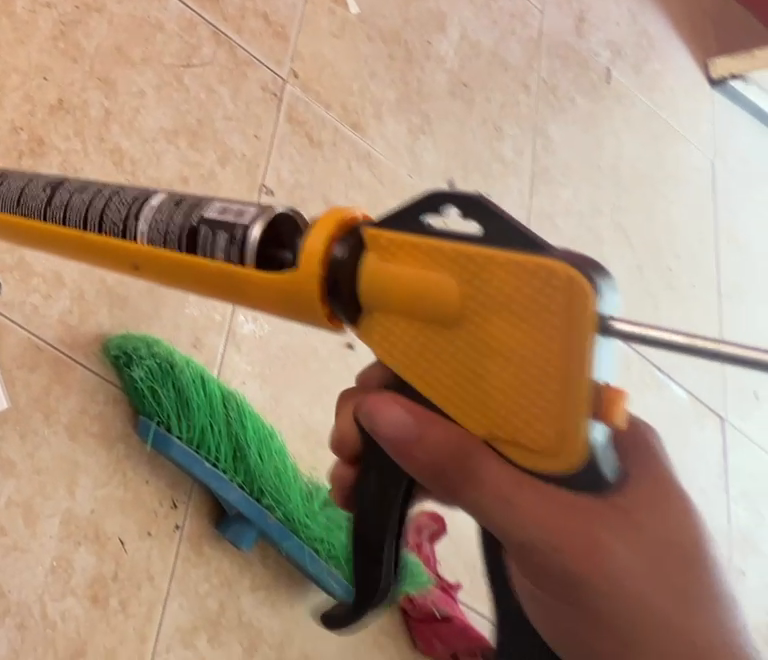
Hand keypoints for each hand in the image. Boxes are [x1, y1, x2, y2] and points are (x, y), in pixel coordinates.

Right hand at [329, 363, 757, 659]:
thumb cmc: (643, 615)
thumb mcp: (554, 538)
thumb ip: (467, 470)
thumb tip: (371, 406)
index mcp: (588, 426)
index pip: (489, 371)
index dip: (417, 373)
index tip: (367, 399)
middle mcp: (556, 439)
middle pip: (451, 403)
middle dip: (386, 419)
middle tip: (344, 447)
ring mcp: (534, 477)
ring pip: (440, 440)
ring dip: (381, 453)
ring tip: (343, 482)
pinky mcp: (516, 511)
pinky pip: (444, 478)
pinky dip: (398, 483)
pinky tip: (363, 498)